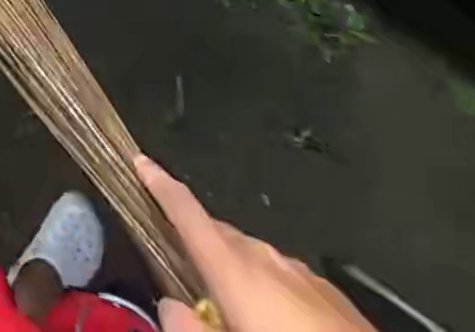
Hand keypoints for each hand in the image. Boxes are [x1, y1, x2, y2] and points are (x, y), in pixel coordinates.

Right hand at [134, 156, 377, 331]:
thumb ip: (189, 330)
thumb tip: (170, 306)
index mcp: (234, 271)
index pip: (186, 212)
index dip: (159, 184)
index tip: (139, 160)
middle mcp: (266, 260)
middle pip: (218, 234)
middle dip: (197, 242)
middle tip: (183, 273)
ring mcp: (304, 276)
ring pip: (254, 259)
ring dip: (235, 272)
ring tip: (233, 312)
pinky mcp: (335, 299)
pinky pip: (286, 280)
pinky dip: (270, 292)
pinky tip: (280, 329)